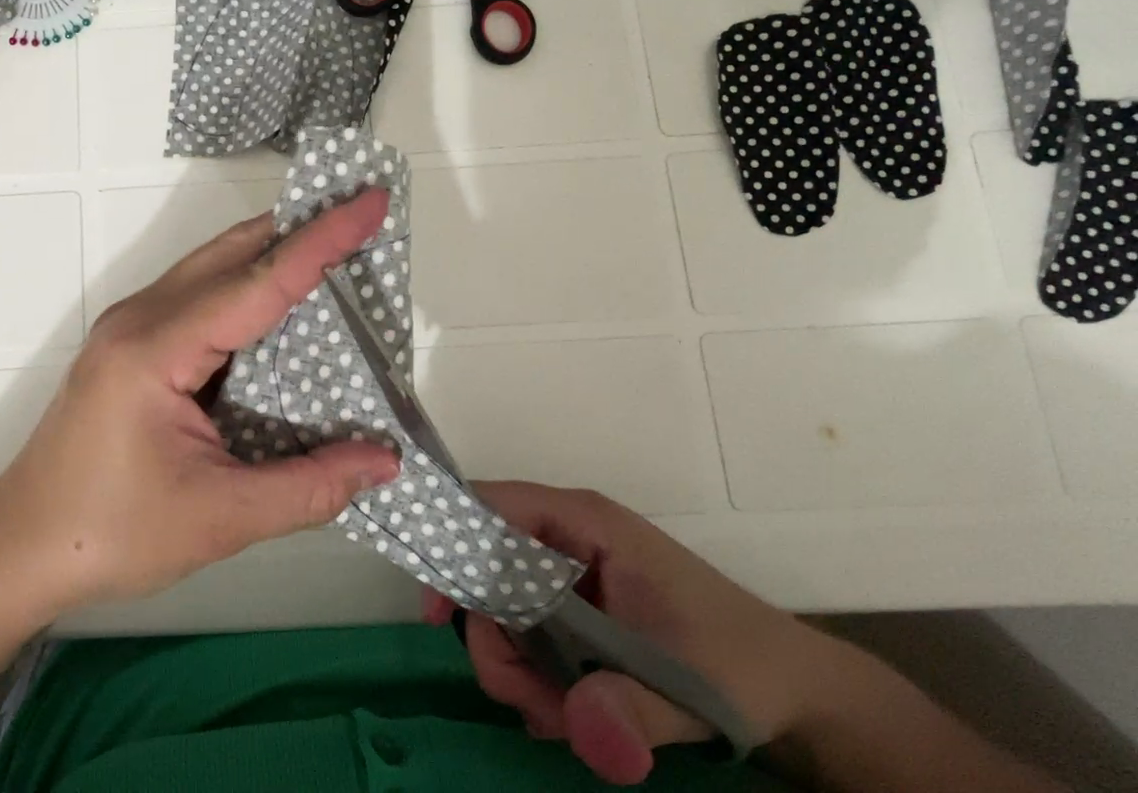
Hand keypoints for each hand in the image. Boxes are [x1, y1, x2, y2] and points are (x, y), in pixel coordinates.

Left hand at [0, 188, 403, 621]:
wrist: (18, 550)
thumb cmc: (110, 534)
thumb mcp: (220, 517)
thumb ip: (309, 487)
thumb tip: (387, 461)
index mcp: (155, 349)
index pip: (257, 281)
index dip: (321, 240)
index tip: (371, 200)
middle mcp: (137, 321)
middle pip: (229, 255)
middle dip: (297, 230)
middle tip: (361, 215)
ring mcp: (126, 331)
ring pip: (208, 271)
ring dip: (269, 255)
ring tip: (334, 250)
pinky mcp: (125, 351)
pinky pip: (194, 300)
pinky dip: (243, 290)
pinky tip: (278, 309)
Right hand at [425, 482, 857, 785]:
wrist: (793, 691)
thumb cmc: (742, 665)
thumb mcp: (694, 690)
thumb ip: (633, 707)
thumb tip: (577, 726)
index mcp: (588, 525)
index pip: (493, 506)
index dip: (453, 545)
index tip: (437, 613)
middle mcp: (566, 541)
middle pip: (483, 572)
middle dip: (493, 643)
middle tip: (526, 701)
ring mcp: (566, 577)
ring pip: (497, 611)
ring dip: (514, 672)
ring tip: (561, 718)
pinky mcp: (570, 612)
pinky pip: (521, 635)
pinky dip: (529, 678)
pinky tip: (566, 712)